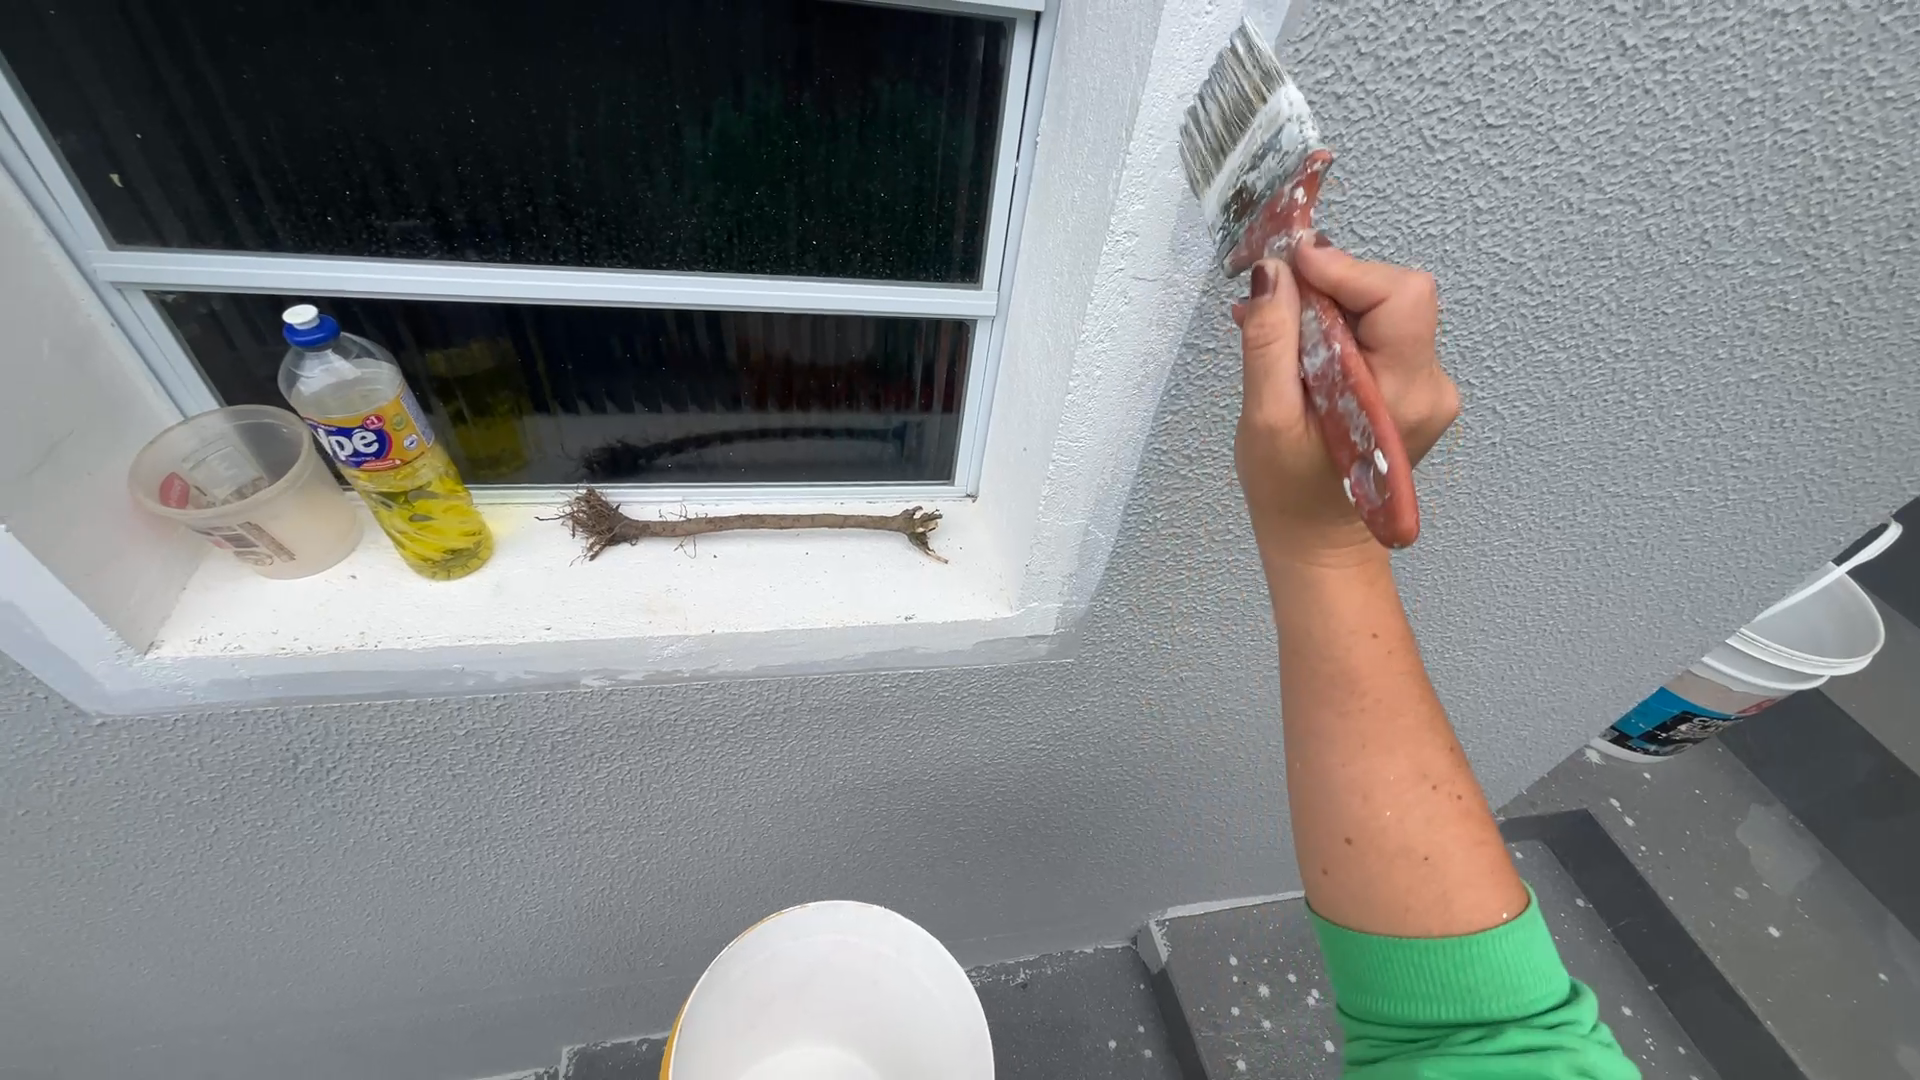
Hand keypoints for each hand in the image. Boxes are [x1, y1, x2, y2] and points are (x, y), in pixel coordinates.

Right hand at [1231, 238, 1458, 568]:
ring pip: (1382, 314)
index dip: (1345, 270)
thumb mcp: (1266, 418)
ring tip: (1271, 326)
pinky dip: (1334, 330)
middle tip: (1270, 298)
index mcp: (1401, 396)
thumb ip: (1270, 345)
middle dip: (1330, 287)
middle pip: (1392, 298)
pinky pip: (1378, 337)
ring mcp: (1426, 387)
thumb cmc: (1287, 490)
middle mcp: (1430, 386)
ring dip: (1326, 308)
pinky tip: (1294, 347)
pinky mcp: (1411, 388)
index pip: (1399, 296)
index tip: (1291, 261)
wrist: (1316, 538)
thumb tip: (1272, 273)